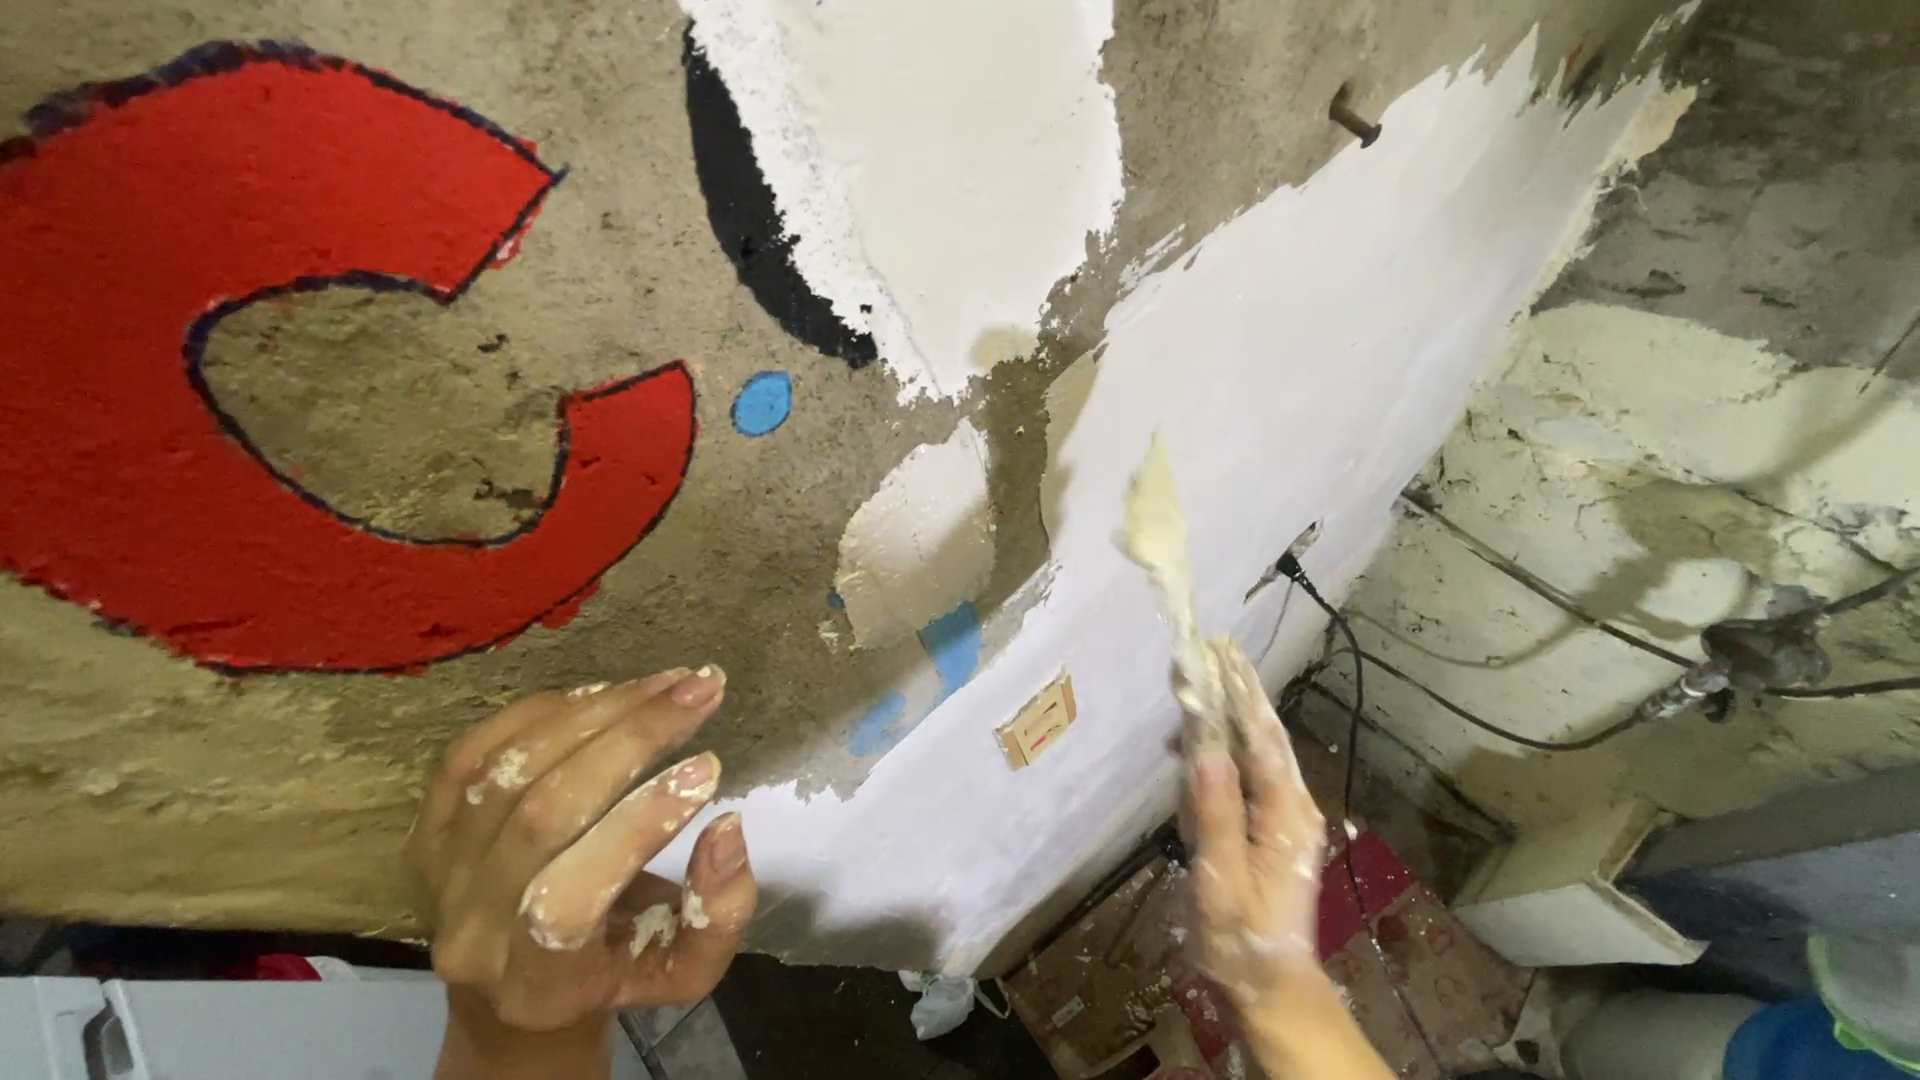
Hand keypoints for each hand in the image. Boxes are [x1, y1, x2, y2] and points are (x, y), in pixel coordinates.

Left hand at [408, 666, 756, 1040]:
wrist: (517, 983)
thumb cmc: (617, 969)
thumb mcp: (688, 968)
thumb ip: (719, 912)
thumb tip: (726, 827)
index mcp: (537, 981)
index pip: (570, 898)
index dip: (640, 825)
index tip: (711, 764)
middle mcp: (472, 927)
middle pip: (543, 813)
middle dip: (634, 739)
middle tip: (702, 692)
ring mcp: (439, 873)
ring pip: (512, 770)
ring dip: (599, 711)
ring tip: (668, 682)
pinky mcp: (426, 828)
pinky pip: (472, 752)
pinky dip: (545, 711)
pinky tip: (608, 693)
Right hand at [1185, 641, 1326, 1008]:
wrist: (1270, 984)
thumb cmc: (1243, 935)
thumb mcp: (1223, 876)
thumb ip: (1216, 812)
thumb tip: (1204, 748)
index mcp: (1286, 812)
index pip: (1261, 736)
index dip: (1240, 690)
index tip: (1221, 650)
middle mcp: (1291, 804)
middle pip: (1263, 733)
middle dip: (1239, 690)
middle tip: (1215, 649)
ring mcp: (1282, 815)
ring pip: (1253, 750)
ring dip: (1226, 717)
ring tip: (1196, 687)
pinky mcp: (1267, 826)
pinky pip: (1244, 774)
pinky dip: (1218, 752)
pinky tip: (1193, 747)